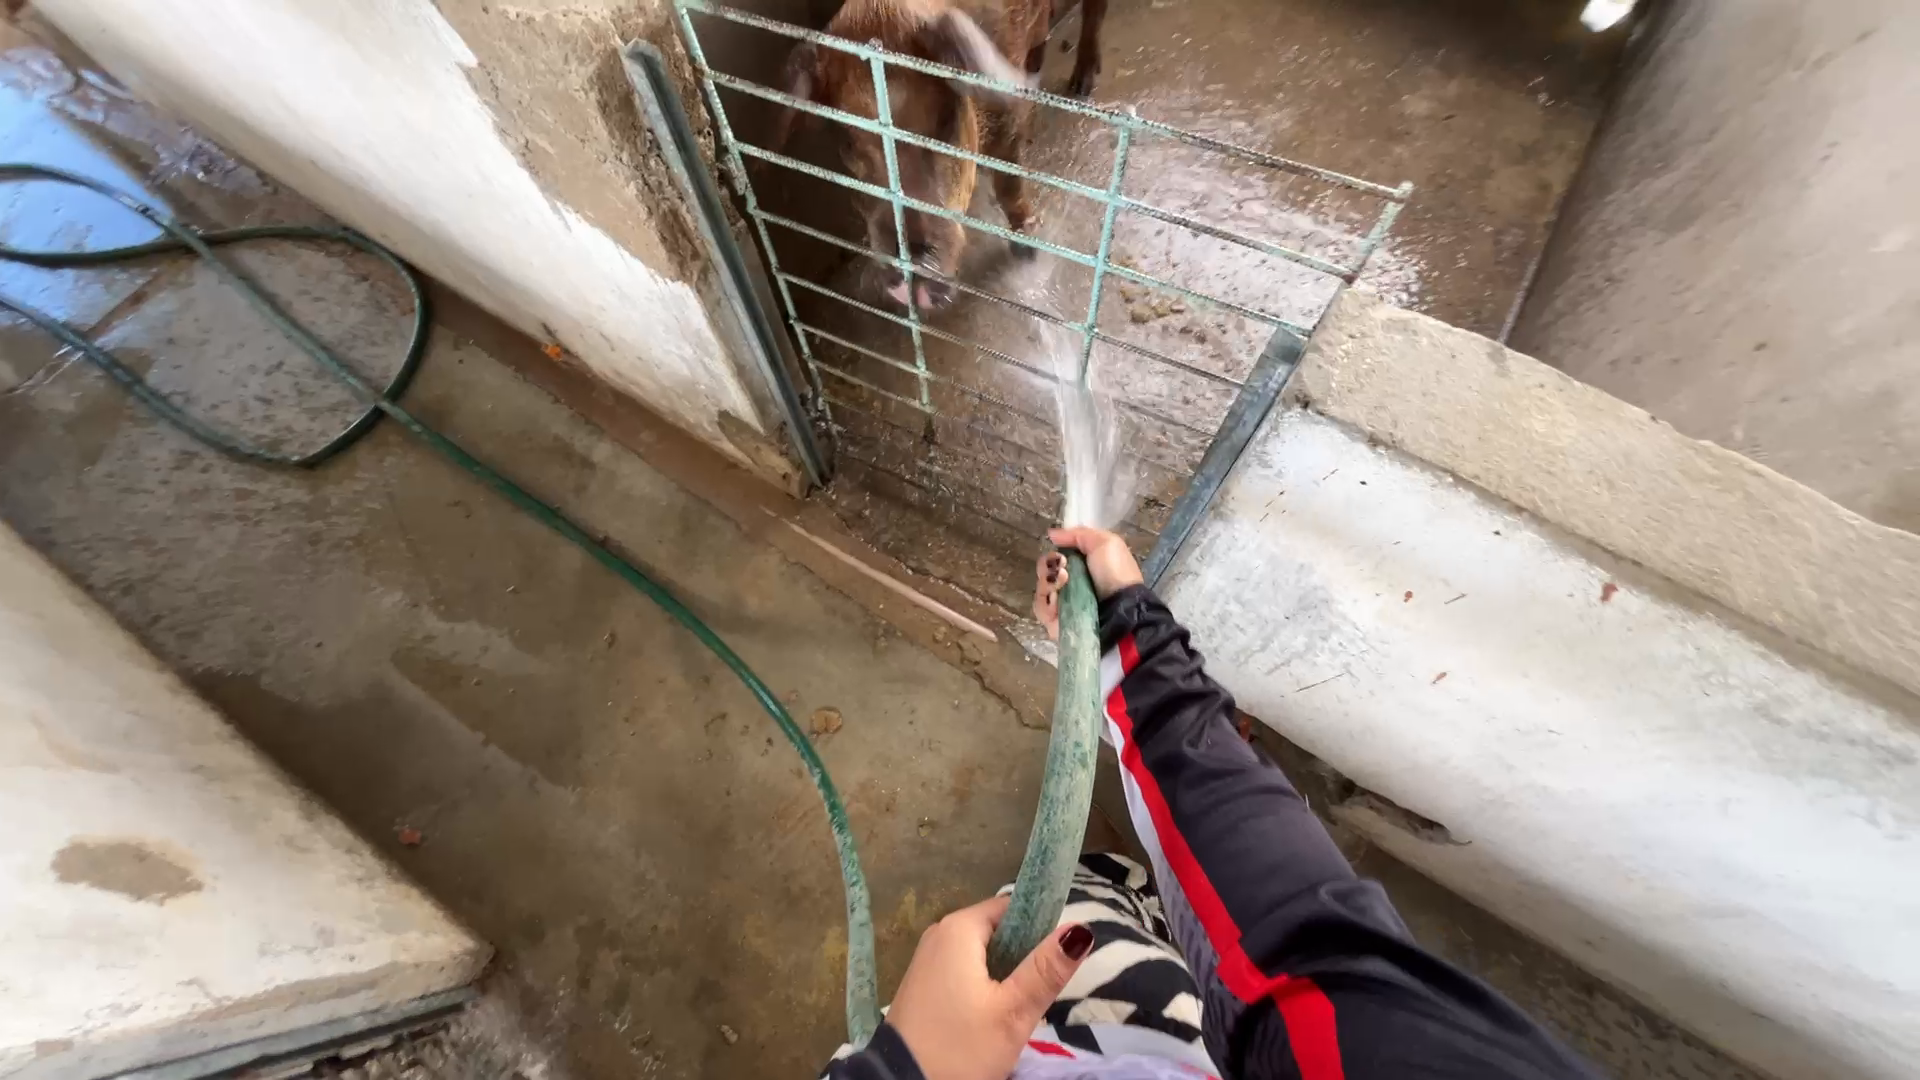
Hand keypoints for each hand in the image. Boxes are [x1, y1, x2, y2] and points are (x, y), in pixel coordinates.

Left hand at [885, 895, 1093, 1079]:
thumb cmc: (960, 1049)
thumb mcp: (1012, 1013)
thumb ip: (1046, 970)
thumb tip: (1081, 928)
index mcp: (959, 927)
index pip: (1012, 908)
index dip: (1038, 930)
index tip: (1050, 967)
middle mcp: (939, 932)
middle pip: (997, 932)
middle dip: (1019, 961)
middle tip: (1030, 1000)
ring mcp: (927, 958)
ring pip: (981, 956)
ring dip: (1001, 980)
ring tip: (1010, 1015)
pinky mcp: (922, 985)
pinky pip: (962, 973)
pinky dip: (980, 990)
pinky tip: (987, 1022)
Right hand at [1034, 528, 1143, 641]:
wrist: (1120, 609)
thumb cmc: (1115, 573)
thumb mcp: (1105, 543)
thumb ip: (1078, 534)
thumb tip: (1052, 534)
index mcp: (1081, 567)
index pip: (1054, 557)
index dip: (1053, 553)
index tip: (1059, 552)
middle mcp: (1069, 585)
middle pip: (1043, 570)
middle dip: (1048, 565)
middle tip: (1062, 566)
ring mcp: (1061, 604)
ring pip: (1041, 588)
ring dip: (1048, 581)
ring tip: (1064, 581)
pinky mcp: (1055, 622)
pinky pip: (1041, 608)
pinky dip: (1047, 601)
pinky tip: (1057, 598)